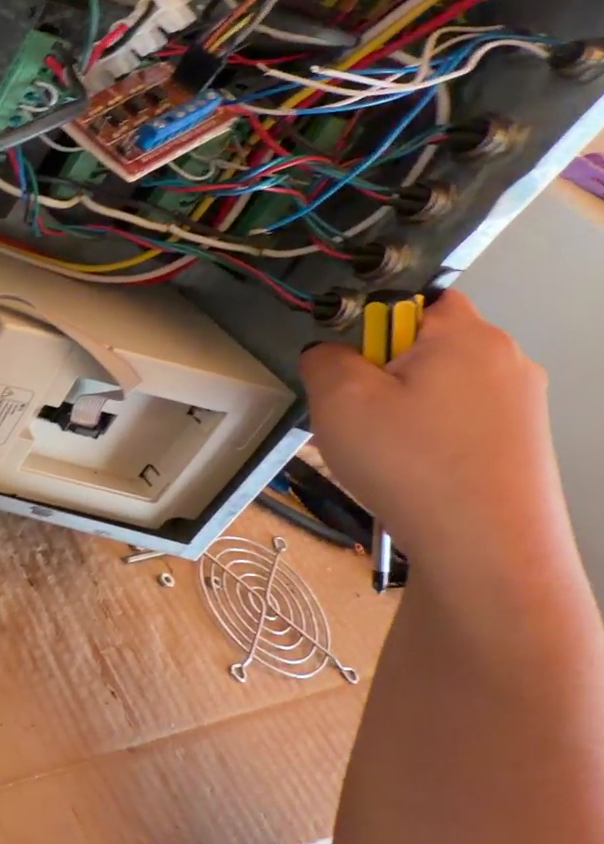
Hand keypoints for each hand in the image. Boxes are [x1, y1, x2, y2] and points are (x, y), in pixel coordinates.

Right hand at [300, 292, 564, 565]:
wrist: (486, 547)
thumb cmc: (414, 464)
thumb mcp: (337, 397)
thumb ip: (322, 358)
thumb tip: (328, 354)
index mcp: (467, 337)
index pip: (415, 296)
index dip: (370, 321)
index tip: (347, 358)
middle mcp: (506, 362)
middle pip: (424, 342)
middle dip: (379, 367)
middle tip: (353, 406)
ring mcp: (520, 405)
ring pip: (435, 384)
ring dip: (397, 404)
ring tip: (378, 444)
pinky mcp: (518, 443)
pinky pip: (453, 418)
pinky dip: (423, 433)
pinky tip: (406, 465)